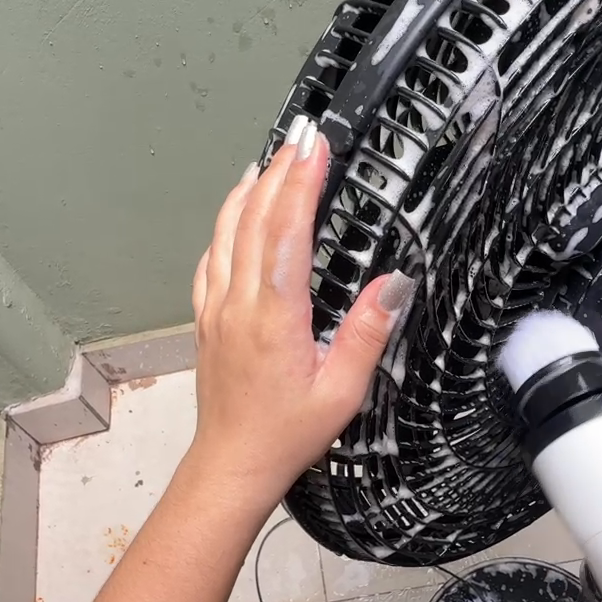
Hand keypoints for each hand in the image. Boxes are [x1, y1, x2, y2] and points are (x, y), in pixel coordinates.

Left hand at [186, 116, 414, 507]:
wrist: (232, 463)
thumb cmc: (287, 434)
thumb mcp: (342, 391)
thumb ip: (368, 333)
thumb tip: (396, 283)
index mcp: (274, 316)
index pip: (286, 231)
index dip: (301, 183)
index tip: (316, 147)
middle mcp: (238, 303)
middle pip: (253, 220)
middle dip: (279, 172)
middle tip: (301, 137)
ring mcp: (216, 309)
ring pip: (226, 234)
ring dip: (248, 192)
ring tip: (269, 161)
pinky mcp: (206, 320)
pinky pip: (210, 261)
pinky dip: (224, 228)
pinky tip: (233, 218)